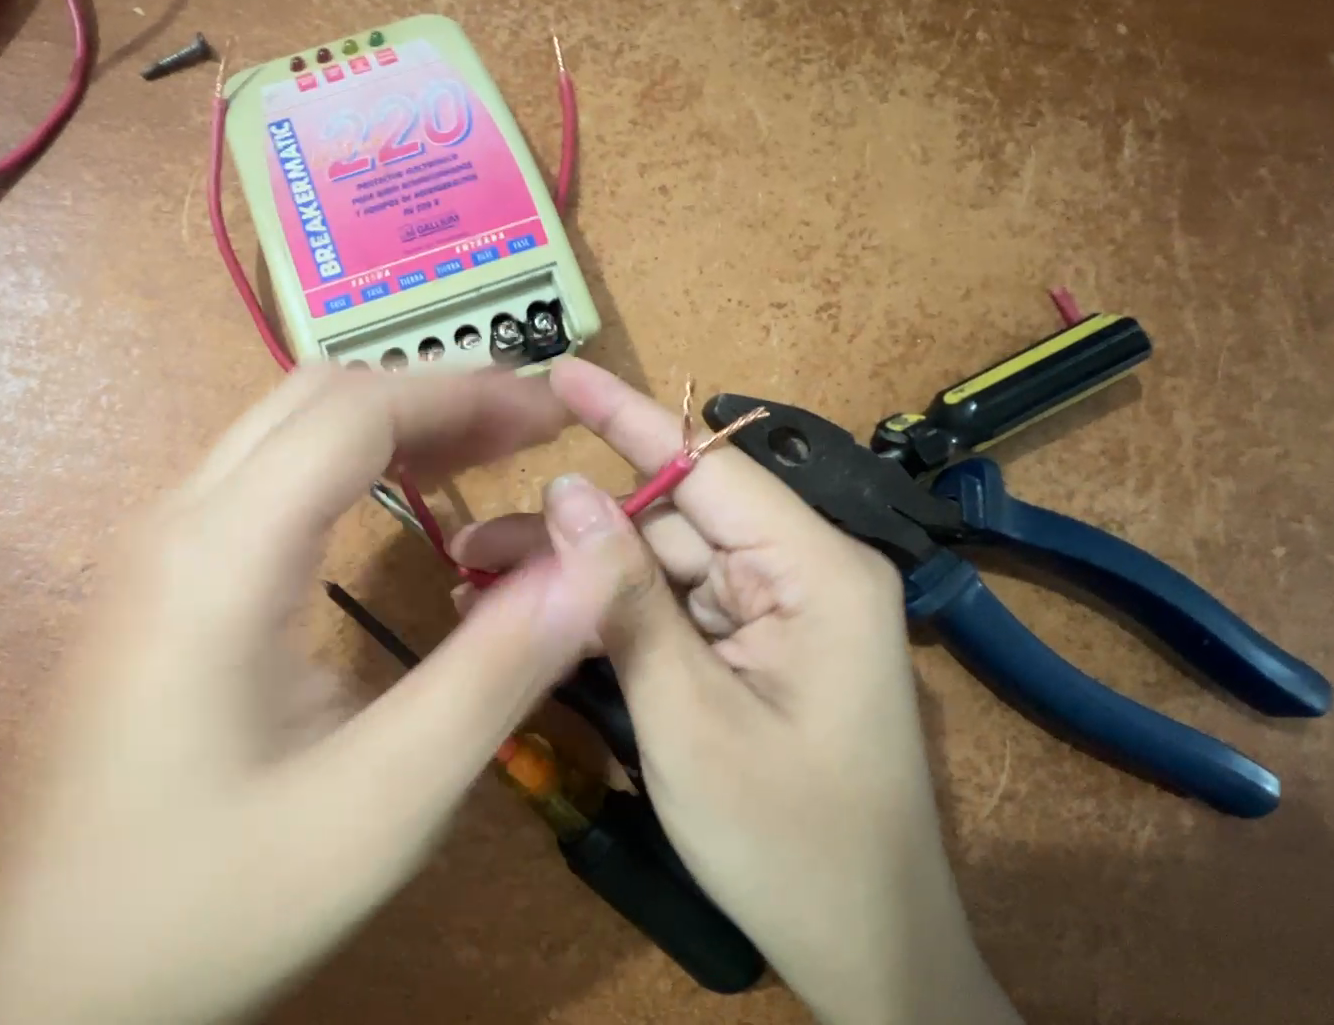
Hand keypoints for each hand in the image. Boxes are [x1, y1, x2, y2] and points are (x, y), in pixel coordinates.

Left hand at [0, 366, 641, 1023]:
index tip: (553, 414)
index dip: (466, 393)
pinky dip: (341, 466)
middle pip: (314, 399)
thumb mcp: (377, 803)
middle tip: (526, 433)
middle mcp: (176, 522)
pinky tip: (389, 508)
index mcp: (222, 555)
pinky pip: (256, 481)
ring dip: (385, 424)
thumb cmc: (211, 898)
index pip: (356, 410)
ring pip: (280, 432)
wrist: (52, 975)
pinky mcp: (155, 584)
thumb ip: (491, 674)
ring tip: (478, 457)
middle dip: (430, 395)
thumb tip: (589, 566)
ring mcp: (155, 549)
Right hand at [452, 359, 1018, 1024]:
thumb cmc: (788, 842)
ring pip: (651, 571)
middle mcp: (793, 579)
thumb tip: (566, 494)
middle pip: (664, 524)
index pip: (705, 465)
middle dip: (567, 531)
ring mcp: (768, 622)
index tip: (558, 373)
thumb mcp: (691, 718)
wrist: (863, 959)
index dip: (625, 416)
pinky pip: (661, 617)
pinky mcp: (743, 659)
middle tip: (469, 546)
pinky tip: (534, 625)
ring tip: (478, 589)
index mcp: (813, 573)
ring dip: (571, 579)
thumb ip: (627, 600)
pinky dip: (598, 620)